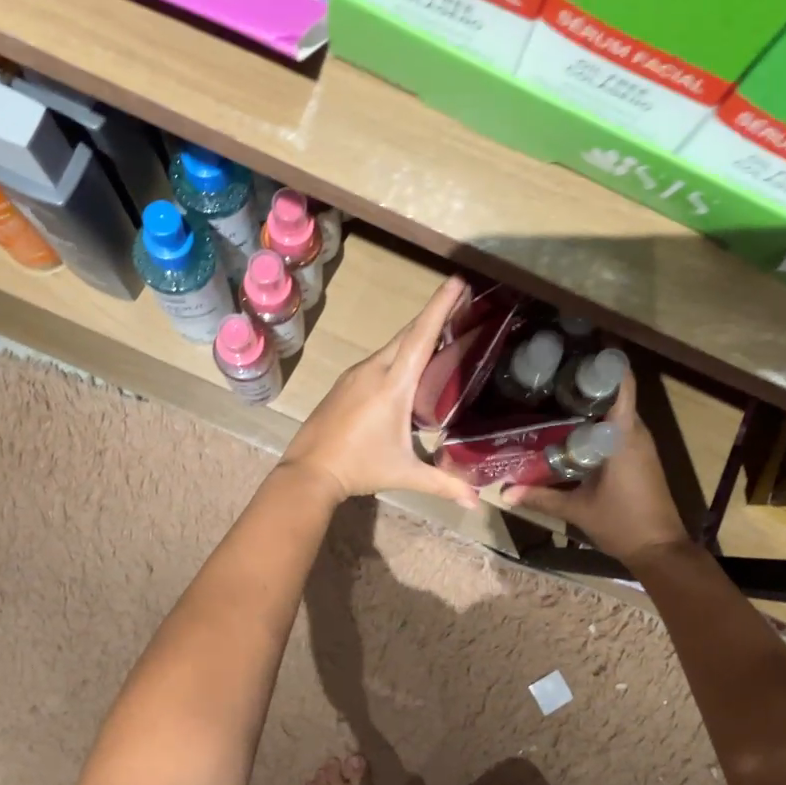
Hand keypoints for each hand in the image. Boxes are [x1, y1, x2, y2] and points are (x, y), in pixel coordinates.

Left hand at [280, 276, 480, 508]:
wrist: (309, 471)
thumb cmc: (358, 468)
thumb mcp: (404, 474)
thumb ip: (443, 483)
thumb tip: (477, 502)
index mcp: (392, 384)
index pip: (421, 337)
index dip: (440, 307)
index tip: (457, 282)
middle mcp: (374, 370)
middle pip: (410, 333)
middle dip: (435, 313)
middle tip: (461, 299)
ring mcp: (356, 374)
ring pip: (393, 345)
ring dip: (418, 334)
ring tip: (443, 329)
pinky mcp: (346, 383)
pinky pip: (380, 358)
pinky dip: (400, 351)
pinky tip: (410, 363)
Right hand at [501, 371, 690, 564]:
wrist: (659, 550)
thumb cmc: (622, 523)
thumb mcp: (576, 510)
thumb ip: (540, 497)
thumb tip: (503, 492)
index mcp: (623, 434)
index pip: (619, 382)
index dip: (599, 361)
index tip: (571, 350)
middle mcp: (634, 430)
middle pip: (612, 392)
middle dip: (583, 380)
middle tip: (546, 374)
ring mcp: (640, 443)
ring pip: (613, 410)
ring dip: (588, 402)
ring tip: (550, 395)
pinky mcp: (639, 455)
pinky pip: (616, 427)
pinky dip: (595, 421)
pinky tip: (567, 427)